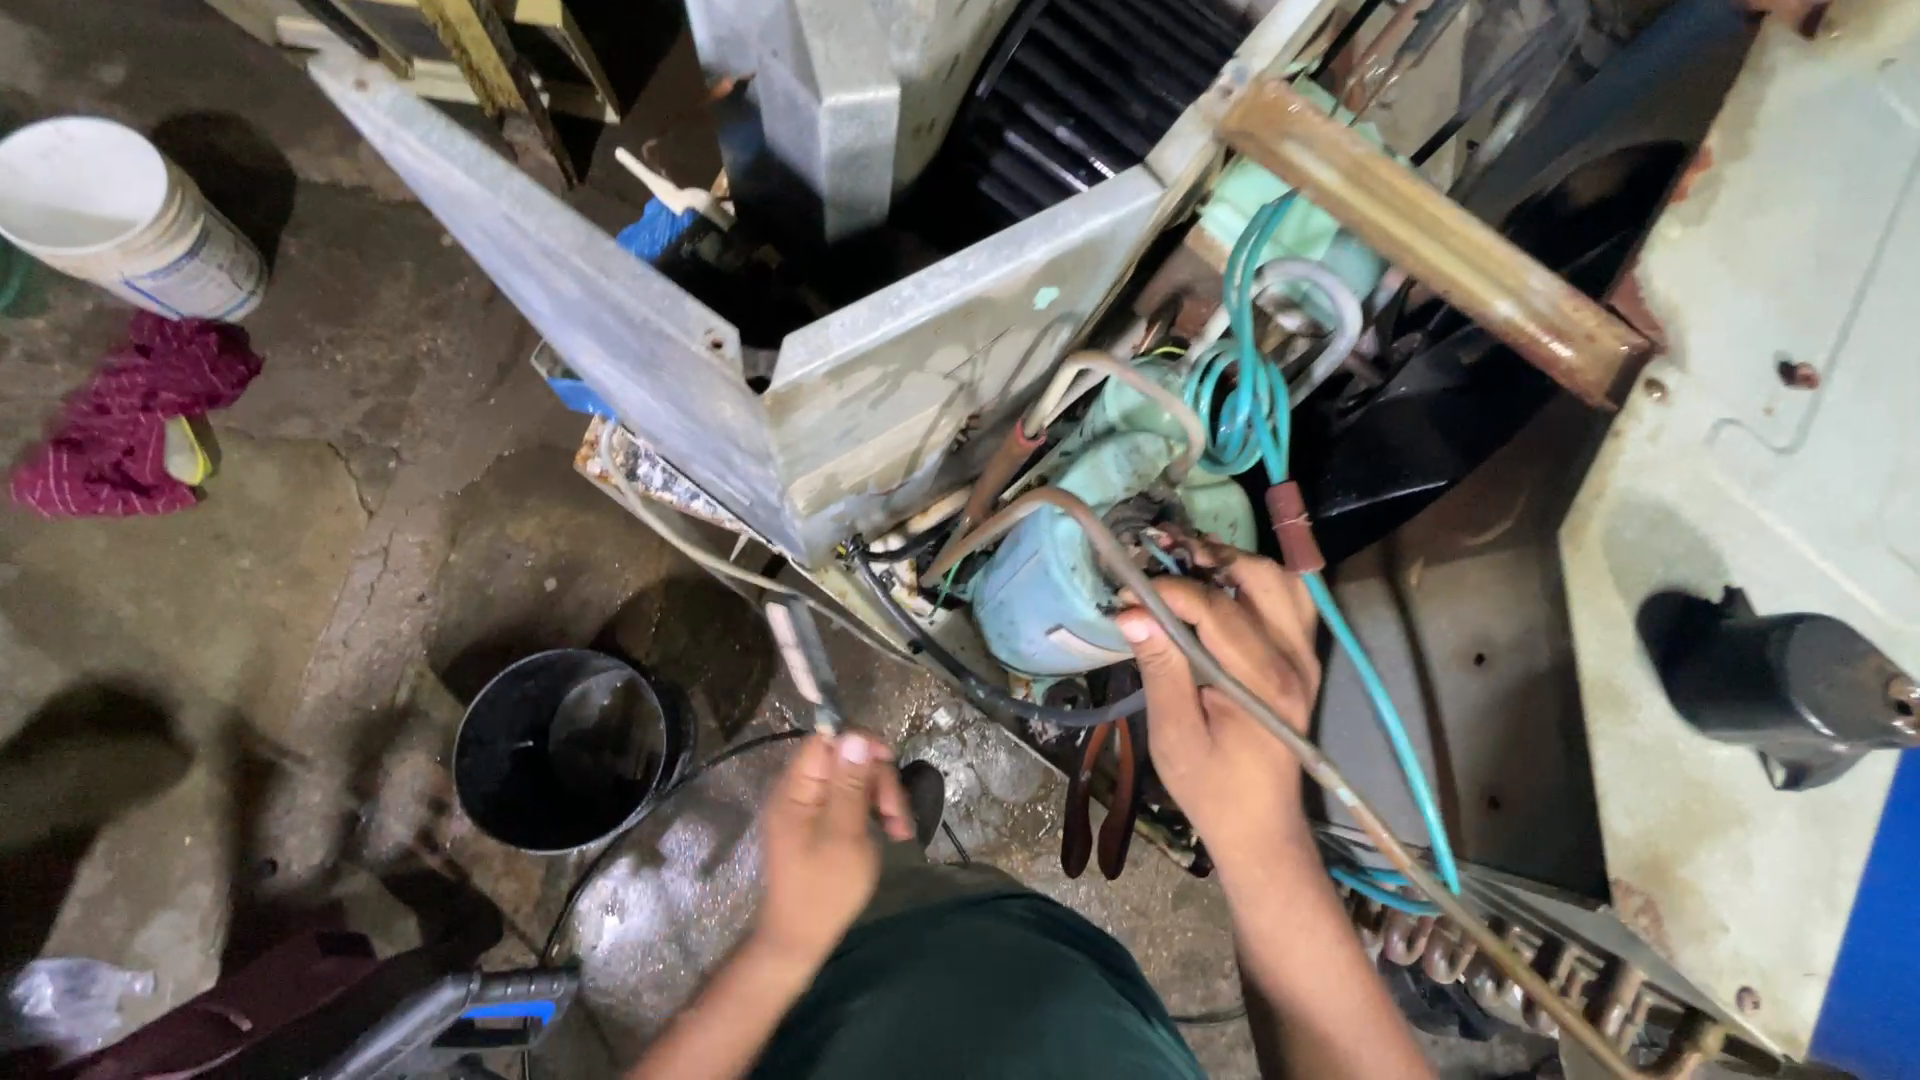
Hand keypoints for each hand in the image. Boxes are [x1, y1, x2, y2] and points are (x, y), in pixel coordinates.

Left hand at [754, 732, 912, 967]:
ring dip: (882, 798)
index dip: (860, 743)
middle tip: (897, 816)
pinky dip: (874, 811)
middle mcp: (800, 791)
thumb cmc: (823, 891)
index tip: (888, 762)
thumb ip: (850, 785)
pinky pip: (852, 800)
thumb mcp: (843, 836)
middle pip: (846, 759)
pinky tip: (892, 831)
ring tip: (900, 829)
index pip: (827, 740)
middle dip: (877, 780)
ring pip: (855, 779)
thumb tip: (856, 737)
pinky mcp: (822, 822)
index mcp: (796, 790)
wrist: (800, 941)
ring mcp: (810, 807)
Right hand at [1114, 547, 1321, 871]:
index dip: (1168, 591)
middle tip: (1162, 562)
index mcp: (1262, 683)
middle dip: (1207, 558)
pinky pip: (1292, 599)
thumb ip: (1161, 670)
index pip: (1215, 609)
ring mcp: (1306, 657)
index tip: (1127, 593)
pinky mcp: (1304, 660)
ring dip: (1235, 563)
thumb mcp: (1173, 736)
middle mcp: (1294, 661)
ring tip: (1190, 566)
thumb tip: (1132, 613)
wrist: (1261, 825)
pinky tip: (1224, 586)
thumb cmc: (1211, 787)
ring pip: (1281, 580)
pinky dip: (1259, 581)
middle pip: (1258, 578)